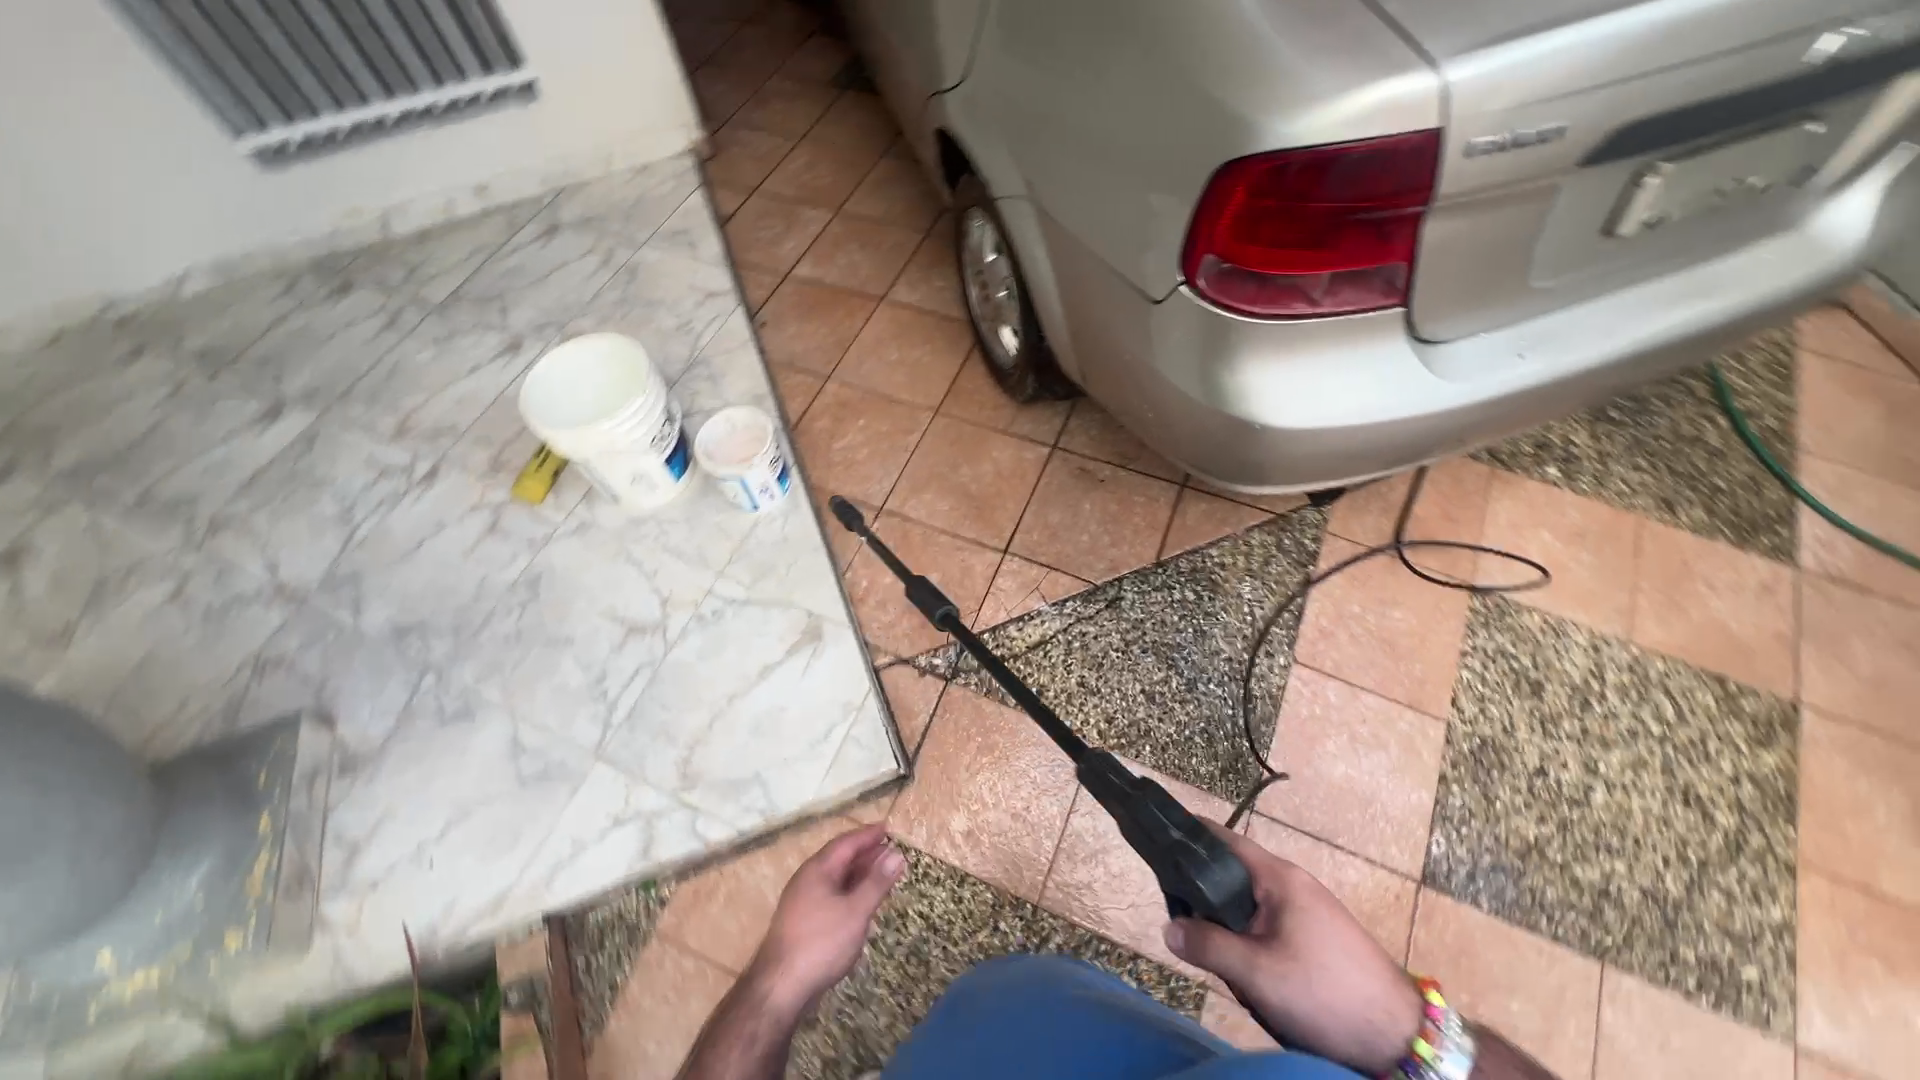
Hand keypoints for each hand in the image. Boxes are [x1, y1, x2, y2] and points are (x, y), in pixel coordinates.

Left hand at [745, 824, 906, 1015]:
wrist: (780, 987)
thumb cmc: (821, 943)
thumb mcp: (856, 911)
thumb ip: (877, 882)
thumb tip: (896, 854)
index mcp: (818, 870)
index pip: (846, 843)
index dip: (868, 834)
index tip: (888, 828)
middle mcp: (807, 879)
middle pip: (839, 858)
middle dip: (865, 853)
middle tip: (891, 851)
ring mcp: (802, 901)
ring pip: (835, 878)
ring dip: (858, 874)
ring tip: (881, 875)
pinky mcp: (803, 921)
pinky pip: (831, 894)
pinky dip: (850, 891)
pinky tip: (861, 903)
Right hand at [1164, 823, 1423, 1074]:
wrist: (1400, 1037)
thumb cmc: (1325, 993)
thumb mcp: (1257, 973)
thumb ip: (1208, 945)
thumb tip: (1169, 928)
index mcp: (1278, 878)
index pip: (1223, 839)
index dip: (1188, 837)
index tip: (1156, 843)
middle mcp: (1292, 885)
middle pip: (1231, 876)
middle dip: (1203, 898)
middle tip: (1179, 922)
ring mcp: (1307, 911)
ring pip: (1247, 908)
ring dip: (1227, 930)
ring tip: (1214, 958)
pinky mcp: (1316, 938)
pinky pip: (1266, 928)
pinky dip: (1248, 944)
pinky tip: (1245, 974)